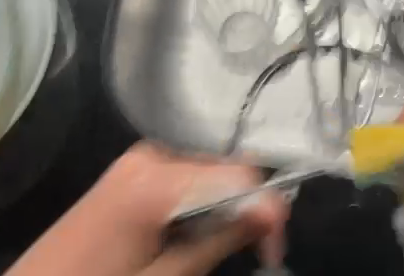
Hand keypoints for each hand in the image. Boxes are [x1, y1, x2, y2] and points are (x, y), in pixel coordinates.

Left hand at [7, 144, 287, 275]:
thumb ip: (220, 238)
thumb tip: (274, 209)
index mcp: (158, 175)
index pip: (237, 174)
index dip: (265, 208)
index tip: (275, 248)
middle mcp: (151, 151)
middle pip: (221, 167)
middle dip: (241, 206)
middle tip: (250, 252)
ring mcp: (138, 158)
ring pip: (204, 172)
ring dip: (219, 206)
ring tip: (211, 250)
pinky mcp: (129, 171)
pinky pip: (181, 177)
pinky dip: (195, 203)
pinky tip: (186, 236)